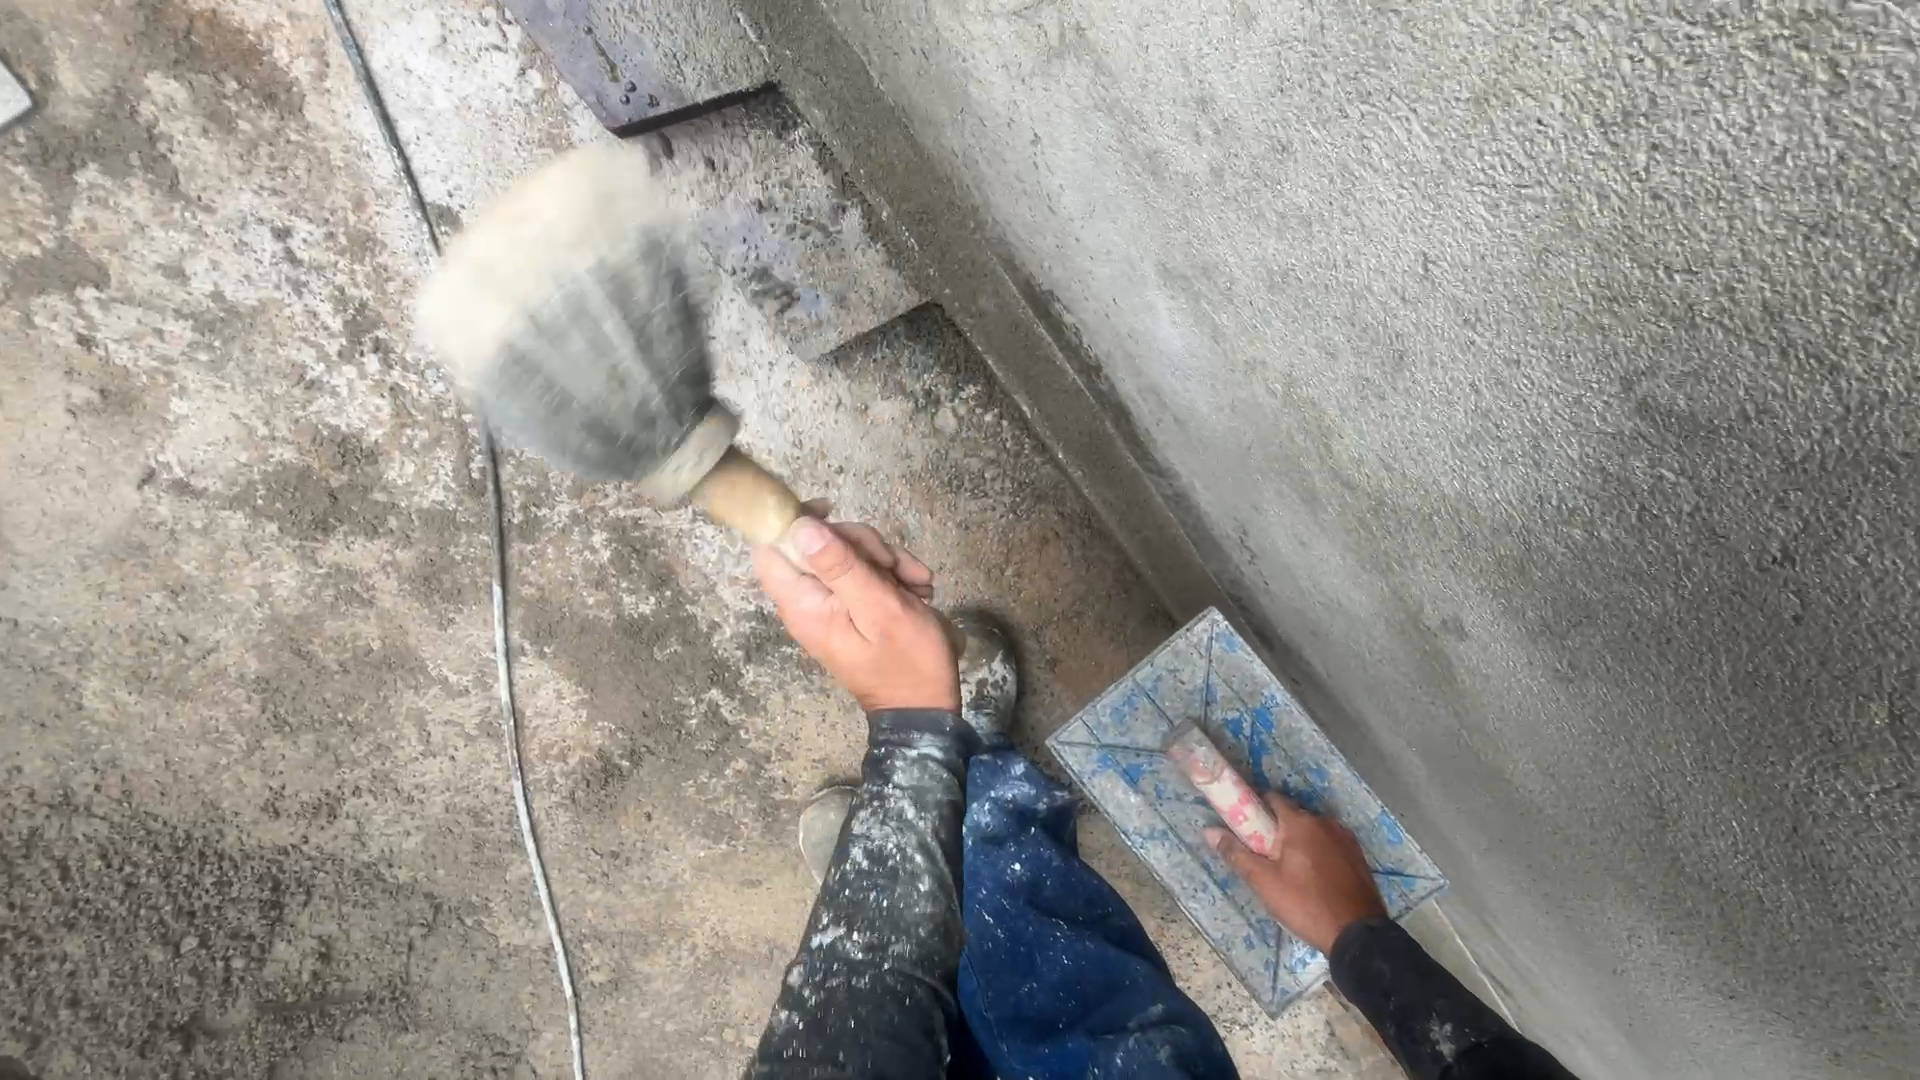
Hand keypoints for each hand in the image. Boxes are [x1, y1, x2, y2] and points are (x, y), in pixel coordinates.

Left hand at [753, 514, 957, 711]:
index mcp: (804, 604)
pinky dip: (894, 574)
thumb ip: (841, 567)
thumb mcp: (880, 608)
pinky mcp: (852, 607)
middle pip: (818, 544)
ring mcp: (831, 605)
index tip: (832, 510)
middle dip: (862, 544)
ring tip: (919, 584)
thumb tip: (800, 527)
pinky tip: (920, 590)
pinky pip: (865, 573)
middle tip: (894, 566)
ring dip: (887, 560)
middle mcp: (809, 602)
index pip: (770, 548)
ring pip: (848, 554)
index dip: (793, 521)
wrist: (927, 707)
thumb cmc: (906, 661)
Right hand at [1206, 791, 1386, 952]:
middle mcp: (1325, 822)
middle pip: (1293, 815)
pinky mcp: (1358, 857)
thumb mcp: (1264, 882)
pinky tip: (1314, 876)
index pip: (1272, 798)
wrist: (1359, 937)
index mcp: (1300, 822)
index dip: (1255, 806)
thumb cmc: (1306, 904)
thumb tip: (1209, 832)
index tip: (1244, 822)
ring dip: (1299, 840)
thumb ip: (1236, 853)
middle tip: (1263, 852)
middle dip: (1277, 828)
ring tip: (1289, 868)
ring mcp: (1345, 839)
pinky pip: (1330, 844)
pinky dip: (1318, 852)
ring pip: (1313, 831)